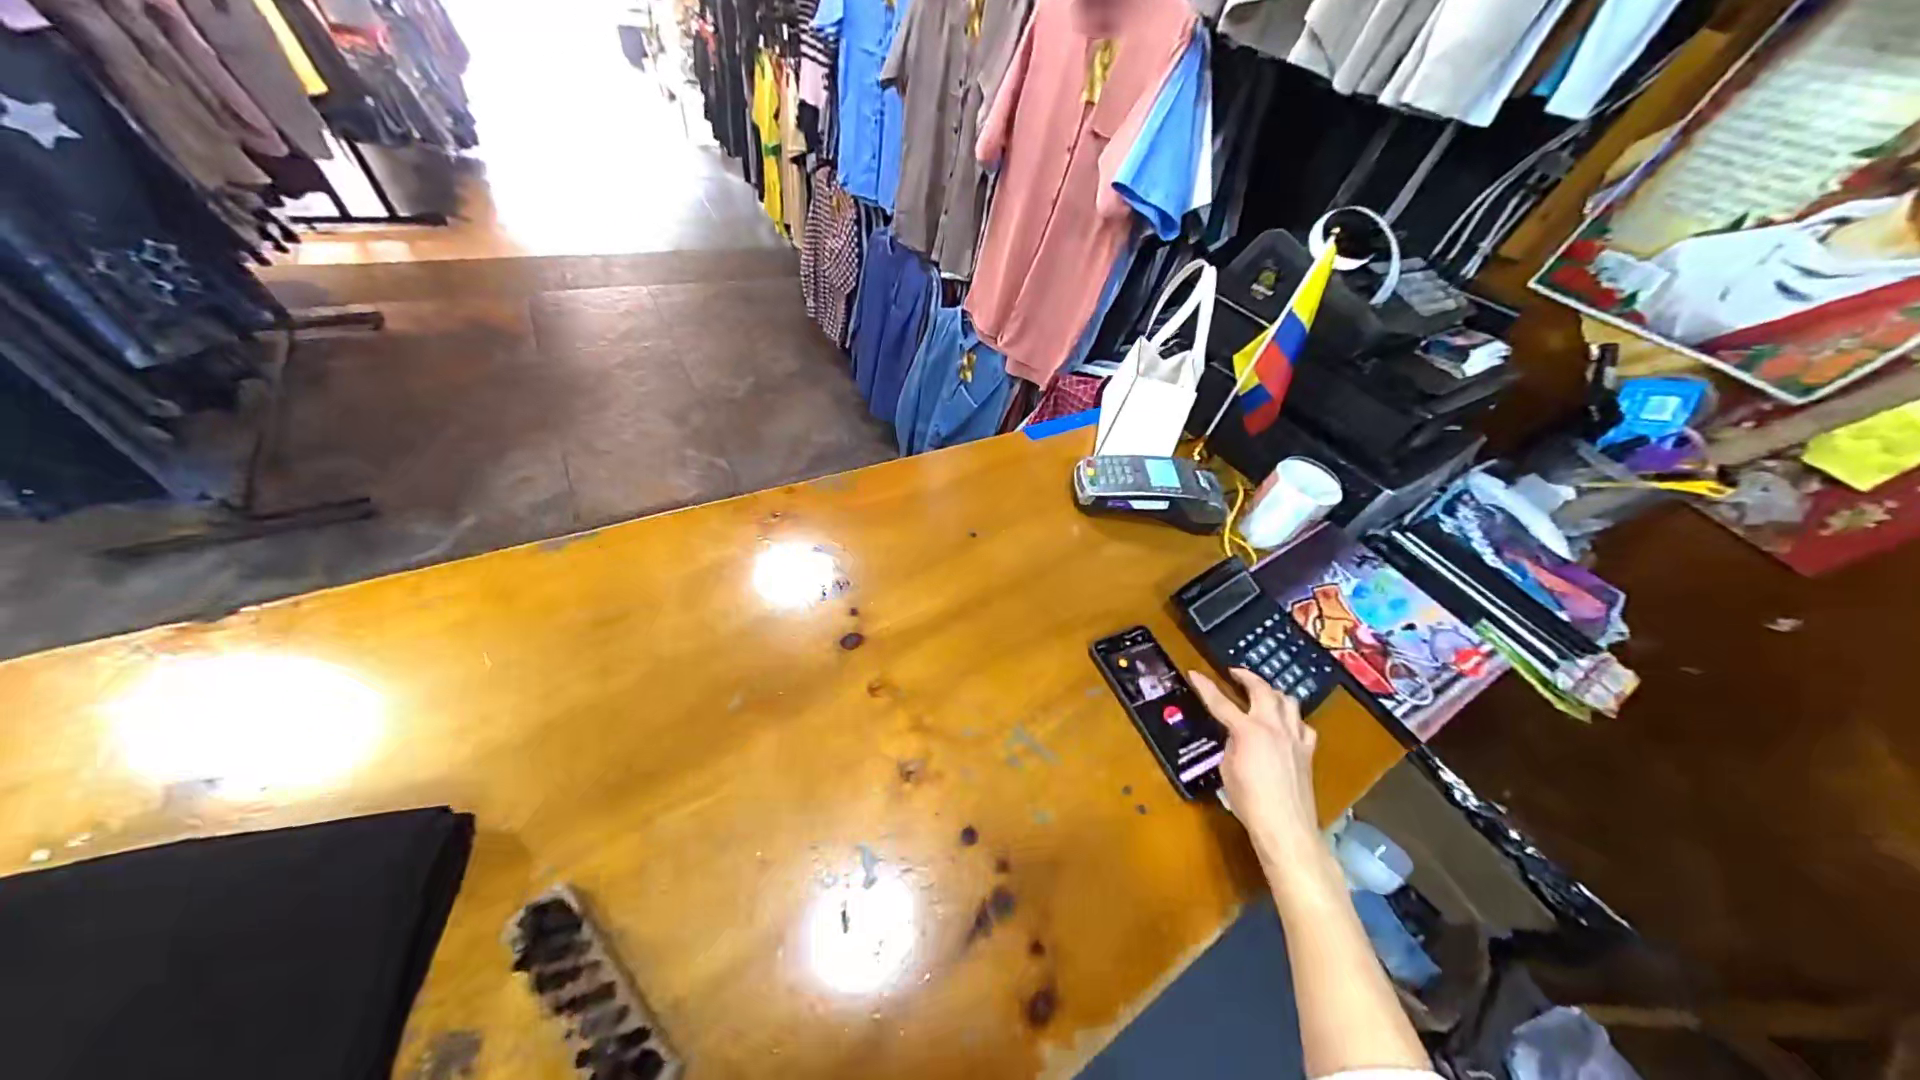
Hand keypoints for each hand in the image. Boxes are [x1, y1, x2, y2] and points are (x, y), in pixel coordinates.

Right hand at [1189, 668, 1320, 859]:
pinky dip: (1293, 718)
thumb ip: (1231, 744)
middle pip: (1262, 689)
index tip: (1195, 673)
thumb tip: (1236, 736)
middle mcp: (1273, 726)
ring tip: (1263, 693)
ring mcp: (1294, 736)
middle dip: (1247, 676)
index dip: (1205, 686)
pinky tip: (1287, 724)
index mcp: (1247, 730)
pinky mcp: (1307, 750)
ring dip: (1273, 692)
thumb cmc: (1248, 800)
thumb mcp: (1227, 768)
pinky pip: (1303, 724)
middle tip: (1235, 673)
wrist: (1285, 825)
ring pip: (1288, 700)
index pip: (1220, 702)